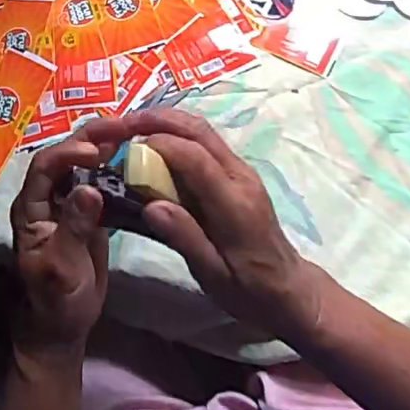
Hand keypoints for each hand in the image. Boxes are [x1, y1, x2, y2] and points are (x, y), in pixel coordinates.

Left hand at [8, 125, 130, 357]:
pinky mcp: (87, 208)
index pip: (44, 167)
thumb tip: (89, 189)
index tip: (95, 153)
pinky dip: (115, 164)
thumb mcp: (62, 268)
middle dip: (90, 138)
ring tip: (132, 131)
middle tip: (123, 126)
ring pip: (82, 162)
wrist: (62, 326)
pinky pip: (99, 178)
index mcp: (30, 207)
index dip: (67, 154)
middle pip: (64, 155)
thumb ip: (74, 228)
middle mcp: (46, 196)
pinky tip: (135, 155)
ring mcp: (67, 200)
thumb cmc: (54, 301)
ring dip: (104, 144)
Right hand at [87, 109, 329, 339]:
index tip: (125, 148)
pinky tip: (153, 140)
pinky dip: (175, 132)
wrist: (289, 289)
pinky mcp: (235, 171)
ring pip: (201, 129)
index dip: (159, 145)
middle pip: (198, 130)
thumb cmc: (250, 289)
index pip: (195, 157)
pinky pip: (203, 140)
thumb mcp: (214, 275)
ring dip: (165, 120)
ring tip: (130, 125)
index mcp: (234, 202)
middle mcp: (239, 176)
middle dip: (158, 119)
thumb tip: (150, 206)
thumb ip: (184, 237)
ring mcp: (240, 169)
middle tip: (120, 122)